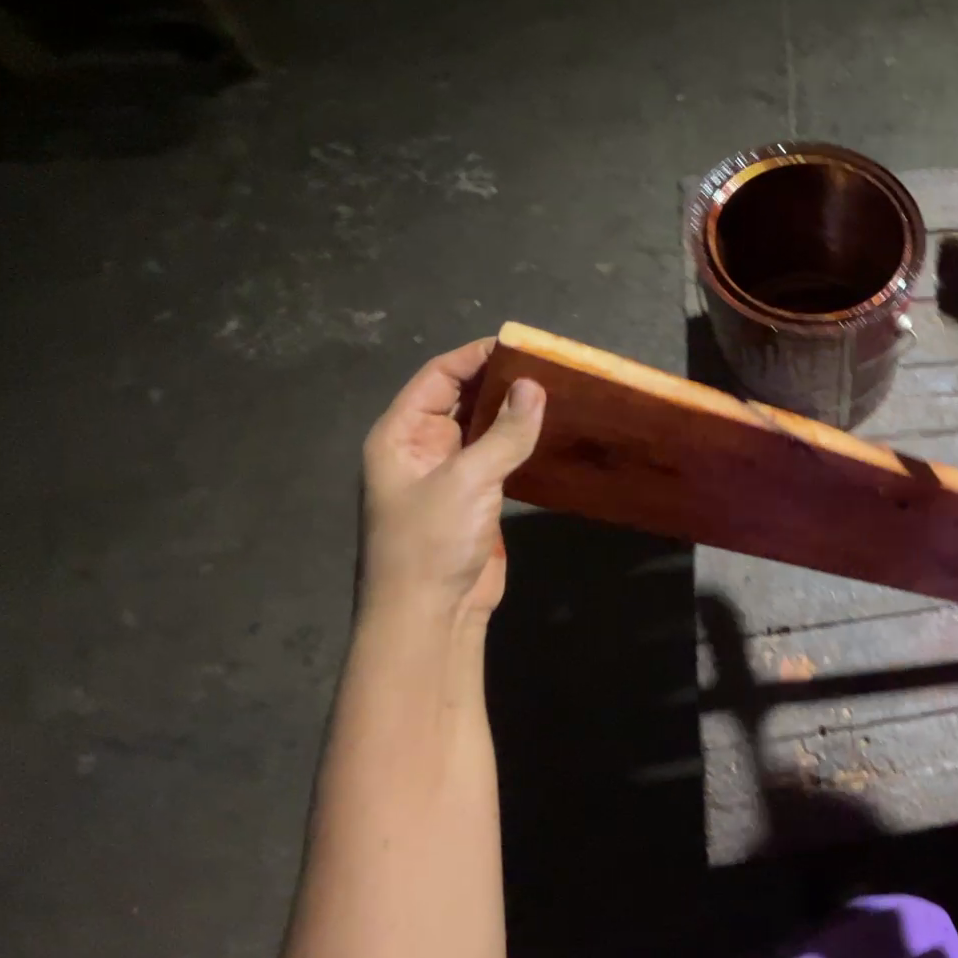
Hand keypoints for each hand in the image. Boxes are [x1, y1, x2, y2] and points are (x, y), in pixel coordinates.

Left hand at [359, 339, 544, 624]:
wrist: (431, 613)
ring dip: (515, 410)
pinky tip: (551, 430)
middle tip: (549, 365)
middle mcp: (421, 448)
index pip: (438, 378)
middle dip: (500, 380)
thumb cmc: (431, 542)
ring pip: (484, 427)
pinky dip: (523, 439)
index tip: (522, 345)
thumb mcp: (469, 480)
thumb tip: (536, 386)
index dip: (476, 357)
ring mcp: (450, 473)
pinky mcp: (476, 496)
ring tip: (558, 390)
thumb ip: (506, 433)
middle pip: (461, 398)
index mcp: (400, 436)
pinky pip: (500, 454)